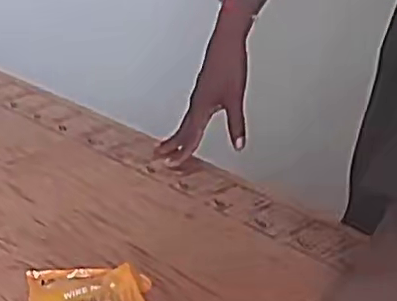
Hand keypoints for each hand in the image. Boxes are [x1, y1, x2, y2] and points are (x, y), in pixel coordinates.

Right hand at [155, 15, 249, 167]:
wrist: (227, 40)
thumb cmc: (229, 64)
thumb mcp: (235, 98)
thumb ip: (236, 124)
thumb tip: (238, 145)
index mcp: (200, 110)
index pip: (189, 139)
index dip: (182, 154)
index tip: (172, 165)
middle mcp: (196, 105)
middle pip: (181, 132)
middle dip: (170, 146)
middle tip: (158, 156)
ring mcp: (197, 98)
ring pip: (184, 122)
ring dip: (176, 136)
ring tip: (168, 144)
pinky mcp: (201, 91)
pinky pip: (190, 113)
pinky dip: (185, 124)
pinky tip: (189, 124)